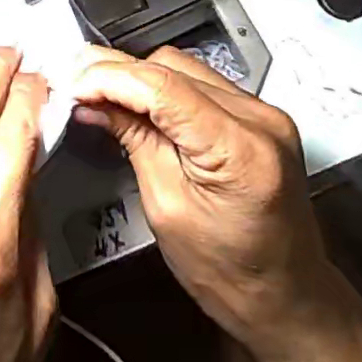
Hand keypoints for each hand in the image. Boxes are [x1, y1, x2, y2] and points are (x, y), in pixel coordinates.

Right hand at [70, 47, 361, 361]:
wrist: (286, 294)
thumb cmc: (232, 274)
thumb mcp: (167, 210)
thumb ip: (135, 142)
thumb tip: (98, 102)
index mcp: (240, 148)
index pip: (164, 87)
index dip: (112, 78)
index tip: (75, 82)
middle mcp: (259, 117)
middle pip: (174, 67)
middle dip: (121, 73)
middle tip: (77, 85)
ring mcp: (263, 111)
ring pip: (186, 68)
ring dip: (141, 77)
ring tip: (100, 92)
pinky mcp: (258, 113)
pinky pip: (203, 84)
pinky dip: (165, 88)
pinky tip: (138, 101)